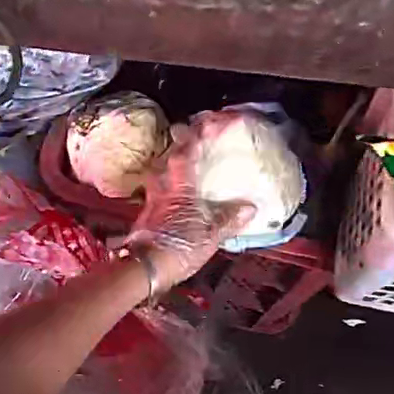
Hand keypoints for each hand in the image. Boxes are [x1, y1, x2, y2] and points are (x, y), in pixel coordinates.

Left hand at [125, 126, 255, 294]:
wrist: (144, 269)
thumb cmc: (179, 248)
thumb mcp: (211, 235)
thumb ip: (228, 220)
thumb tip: (250, 206)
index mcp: (179, 190)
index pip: (184, 157)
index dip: (192, 139)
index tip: (199, 124)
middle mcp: (160, 193)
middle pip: (163, 165)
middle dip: (173, 153)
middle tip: (183, 147)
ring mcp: (149, 207)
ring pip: (156, 182)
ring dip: (165, 175)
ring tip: (178, 176)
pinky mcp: (143, 222)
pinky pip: (154, 201)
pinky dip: (163, 197)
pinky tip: (170, 205)